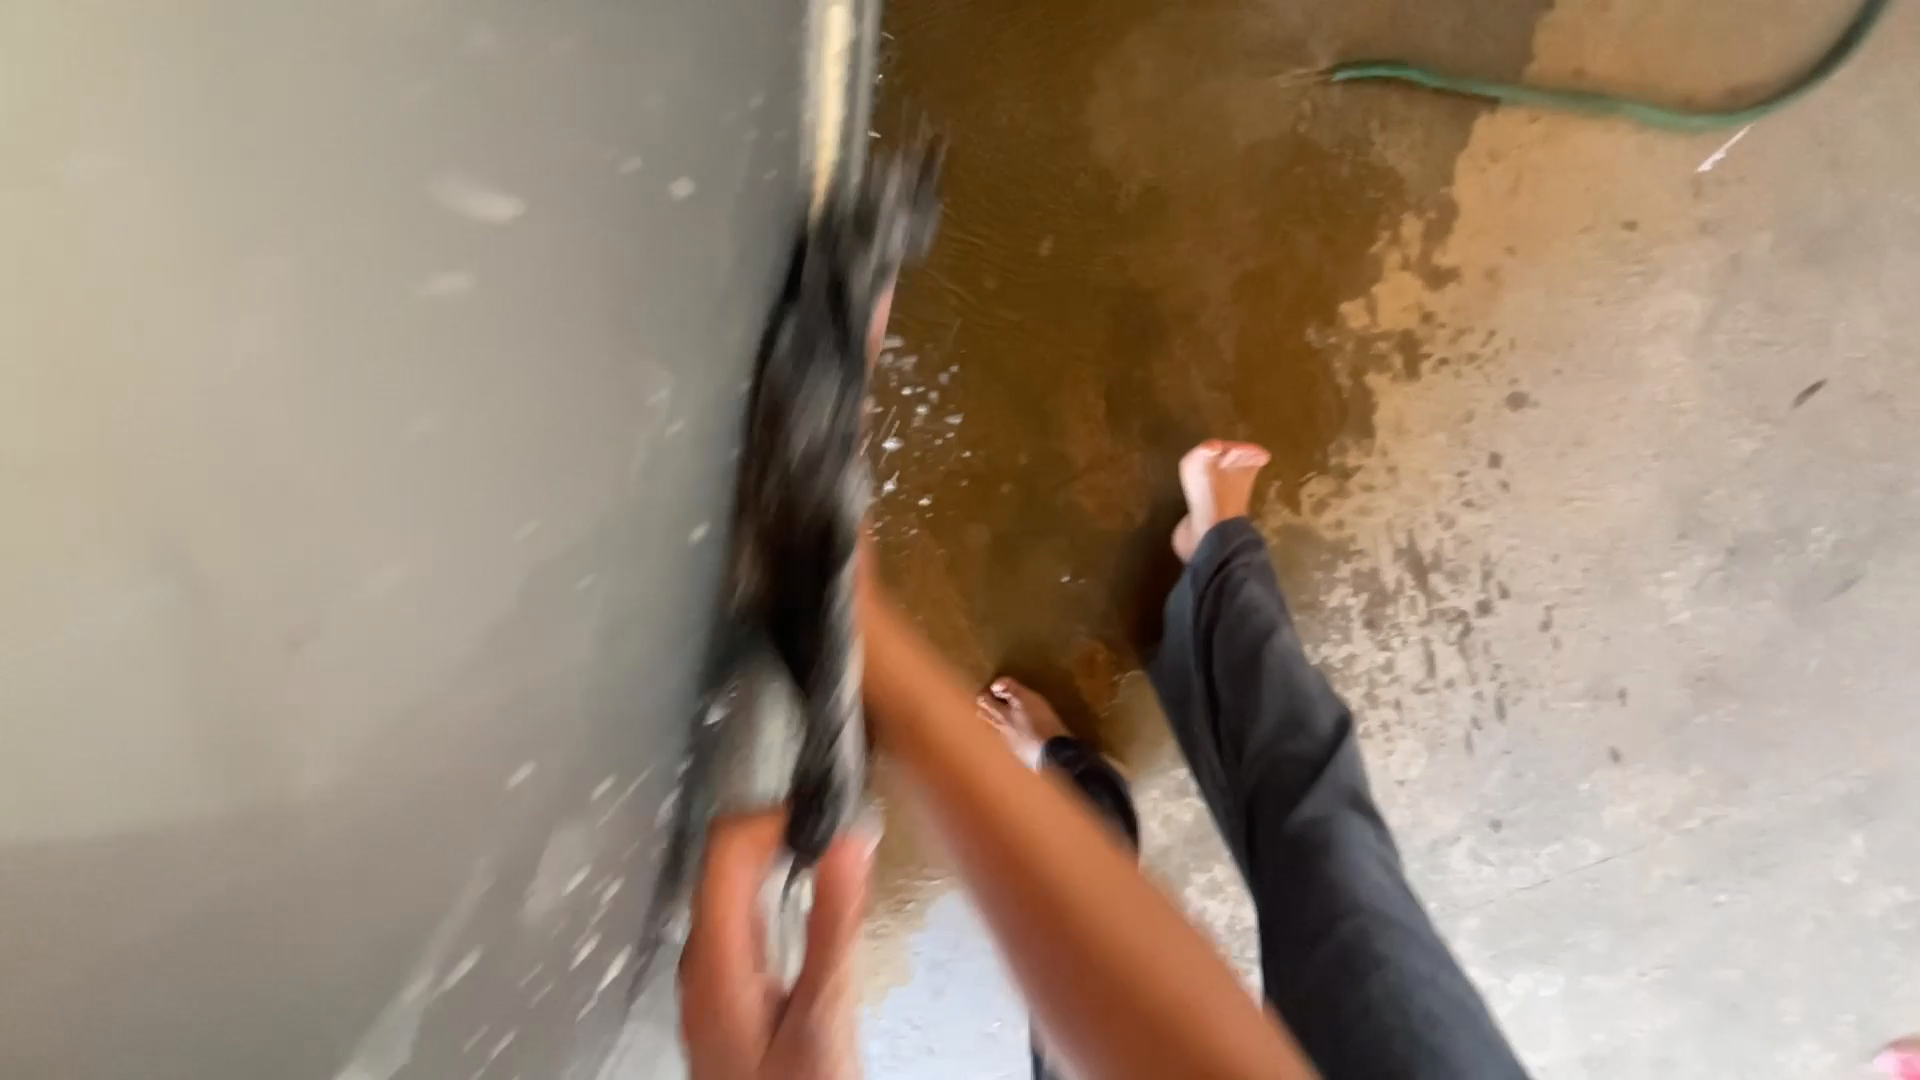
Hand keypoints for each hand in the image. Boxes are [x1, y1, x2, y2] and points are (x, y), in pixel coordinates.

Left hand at [680, 810, 874, 1079]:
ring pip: (734, 882)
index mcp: (715, 958)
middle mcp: (702, 958)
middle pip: (725, 861)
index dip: (771, 817)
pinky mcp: (729, 983)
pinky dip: (776, 884)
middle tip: (831, 825)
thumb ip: (834, 924)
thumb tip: (850, 842)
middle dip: (777, 830)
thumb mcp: (823, 1015)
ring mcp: (712, 971)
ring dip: (777, 855)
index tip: (821, 815)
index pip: (725, 849)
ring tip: (826, 847)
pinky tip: (808, 891)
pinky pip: (745, 909)